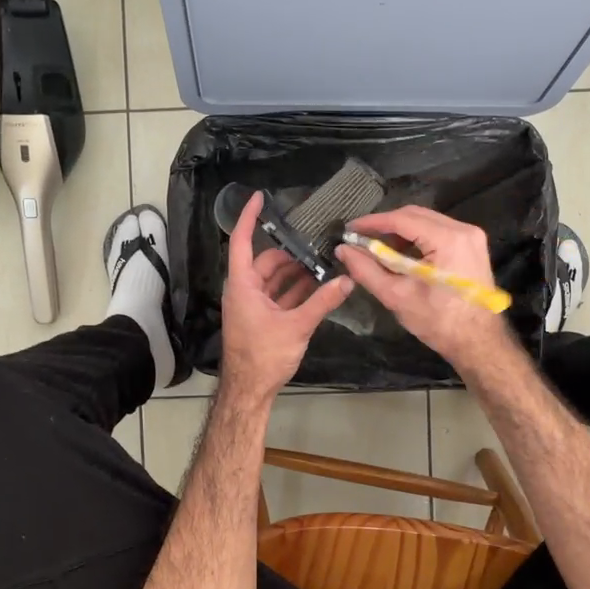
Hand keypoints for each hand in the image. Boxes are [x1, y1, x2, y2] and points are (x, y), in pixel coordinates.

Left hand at [219, 191, 354, 399]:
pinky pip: (278, 296)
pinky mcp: (261, 319)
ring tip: (322, 262)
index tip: (258, 198)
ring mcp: (251, 306)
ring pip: (273, 280)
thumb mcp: (297, 326)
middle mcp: (244, 291)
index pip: (243, 243)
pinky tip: (317, 286)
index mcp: (243, 286)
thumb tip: (346, 280)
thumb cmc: (264, 356)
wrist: (249, 390)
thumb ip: (322, 302)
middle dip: (289, 252)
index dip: (248, 218)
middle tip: (316, 242)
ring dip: (295, 272)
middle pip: (265, 262)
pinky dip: (294, 290)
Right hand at [336, 206, 512, 369]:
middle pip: (415, 215)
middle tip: (360, 238)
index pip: (402, 219)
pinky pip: (437, 232)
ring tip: (376, 247)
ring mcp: (471, 237)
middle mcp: (463, 230)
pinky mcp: (472, 246)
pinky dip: (416, 239)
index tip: (349, 230)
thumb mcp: (397, 295)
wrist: (478, 342)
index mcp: (448, 240)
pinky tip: (400, 253)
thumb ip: (367, 269)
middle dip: (385, 225)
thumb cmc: (438, 321)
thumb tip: (343, 249)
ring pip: (426, 222)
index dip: (372, 223)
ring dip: (399, 232)